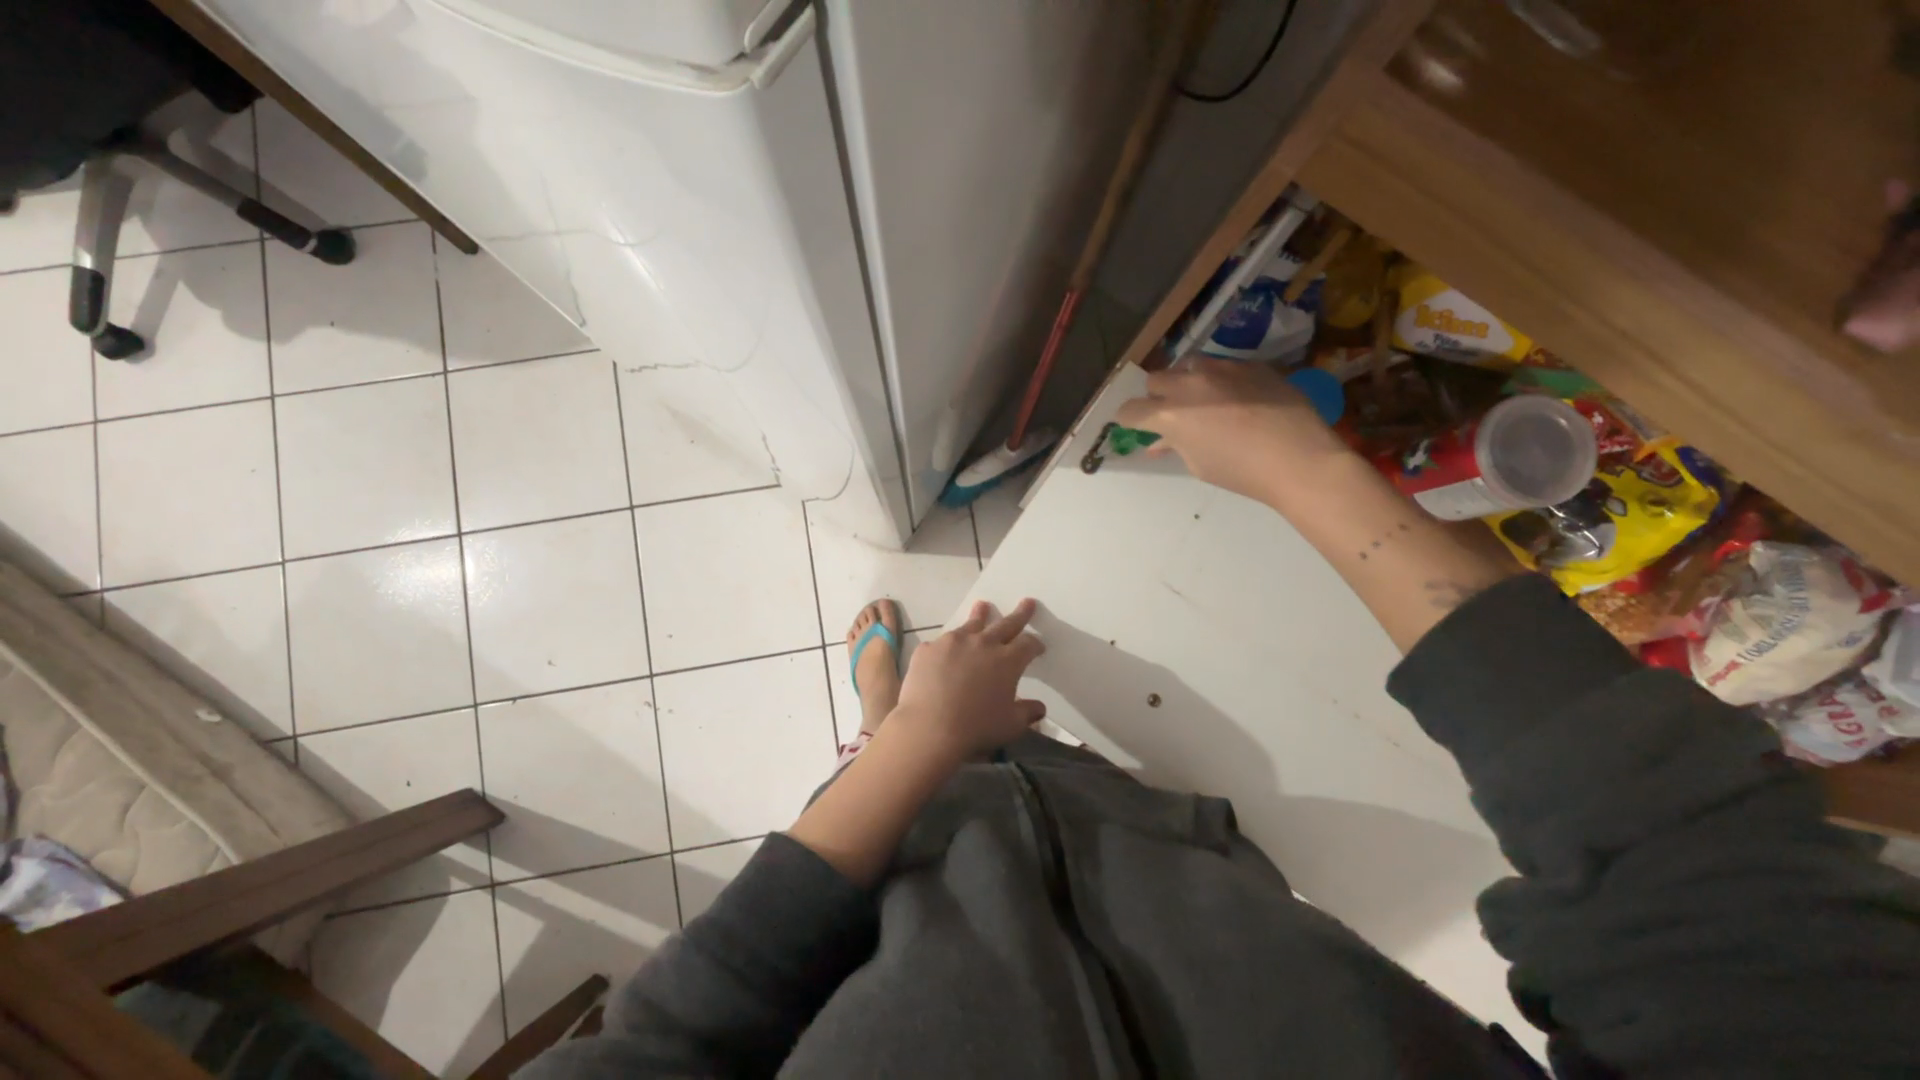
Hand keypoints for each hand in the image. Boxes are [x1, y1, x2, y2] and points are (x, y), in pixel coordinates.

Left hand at [891, 598, 1046, 756]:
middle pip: (1005, 624)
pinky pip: (941, 644)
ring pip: (970, 624)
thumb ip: (1027, 713)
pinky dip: (948, 646)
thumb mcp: (1010, 725)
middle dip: (1019, 614)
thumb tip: (1039, 708)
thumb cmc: (976, 728)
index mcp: (1007, 660)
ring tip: (982, 606)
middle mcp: (982, 644)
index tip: (1039, 647)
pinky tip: (944, 650)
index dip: (1036, 645)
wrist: (930, 728)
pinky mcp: (928, 649)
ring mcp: (952, 642)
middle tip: (1027, 602)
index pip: (1028, 644)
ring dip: (980, 615)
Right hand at [1114, 357, 1356, 507]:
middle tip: (1171, 414)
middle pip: (1155, 380)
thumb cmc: (1242, 472)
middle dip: (1156, 396)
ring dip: (1186, 381)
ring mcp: (1221, 368)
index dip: (1128, 419)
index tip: (1136, 426)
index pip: (1130, 410)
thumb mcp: (1199, 464)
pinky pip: (1223, 365)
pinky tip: (1237, 398)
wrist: (1299, 458)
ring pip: (1188, 364)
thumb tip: (1163, 439)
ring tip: (1203, 400)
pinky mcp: (1250, 364)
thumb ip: (1176, 444)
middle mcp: (1189, 383)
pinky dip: (1220, 380)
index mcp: (1169, 414)